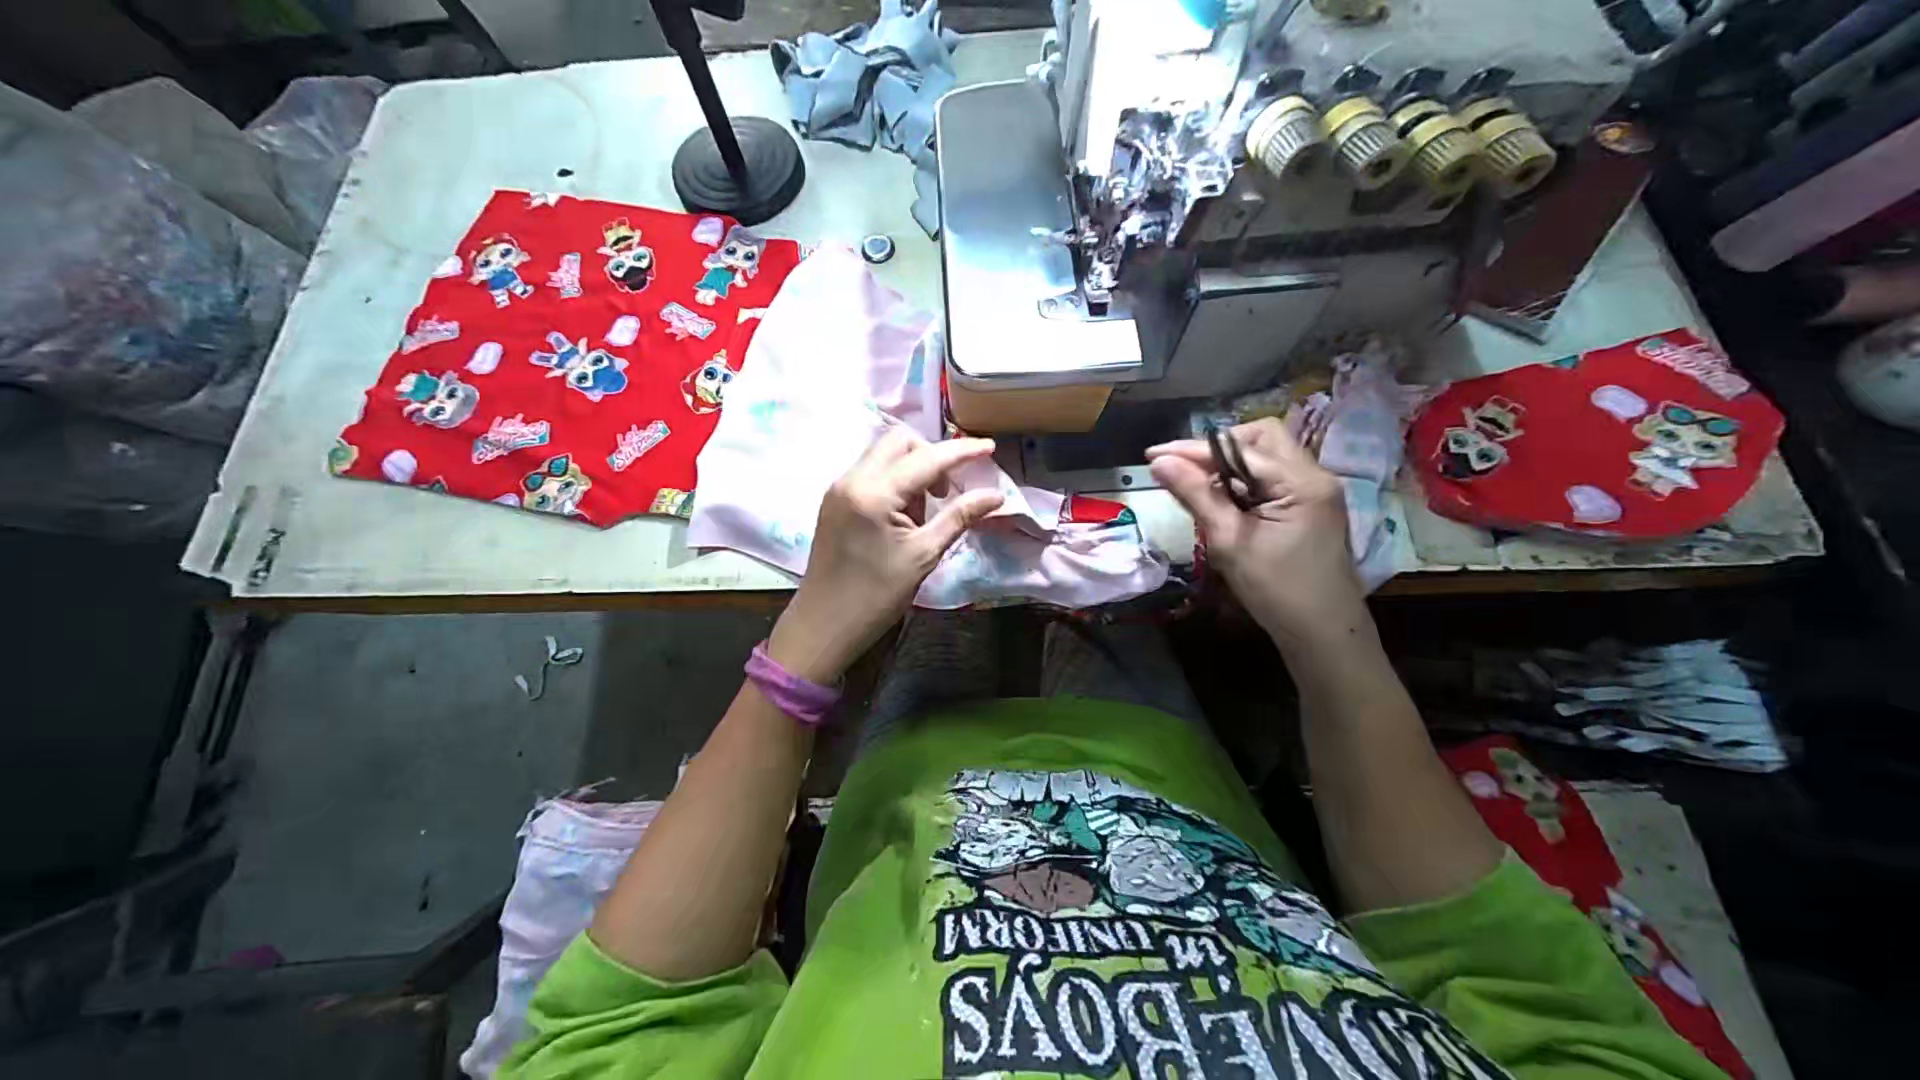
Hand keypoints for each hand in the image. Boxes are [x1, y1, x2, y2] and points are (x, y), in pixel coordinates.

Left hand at [767, 427, 1004, 682]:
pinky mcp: (834, 500)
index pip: (926, 457)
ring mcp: (838, 488)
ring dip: (912, 467)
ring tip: (925, 508)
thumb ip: (959, 517)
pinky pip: (870, 471)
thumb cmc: (876, 596)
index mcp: (874, 493)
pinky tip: (903, 513)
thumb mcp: (923, 555)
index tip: (990, 448)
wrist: (824, 624)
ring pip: (883, 453)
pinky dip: (894, 479)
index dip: (962, 451)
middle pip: (899, 441)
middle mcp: (852, 479)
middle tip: (948, 489)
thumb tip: (996, 495)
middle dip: (932, 454)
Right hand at [1147, 419, 1366, 646]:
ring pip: (1267, 455)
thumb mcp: (1229, 542)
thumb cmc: (1276, 591)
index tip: (1153, 456)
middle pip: (1261, 437)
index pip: (1240, 448)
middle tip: (1184, 470)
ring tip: (1198, 486)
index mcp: (1301, 482)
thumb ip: (1196, 496)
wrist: (1323, 633)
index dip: (1194, 449)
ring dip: (1230, 463)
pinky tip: (1223, 499)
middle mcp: (1315, 476)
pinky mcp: (1311, 505)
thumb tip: (1160, 463)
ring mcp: (1316, 490)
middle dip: (1218, 447)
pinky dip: (1244, 479)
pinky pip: (1273, 476)